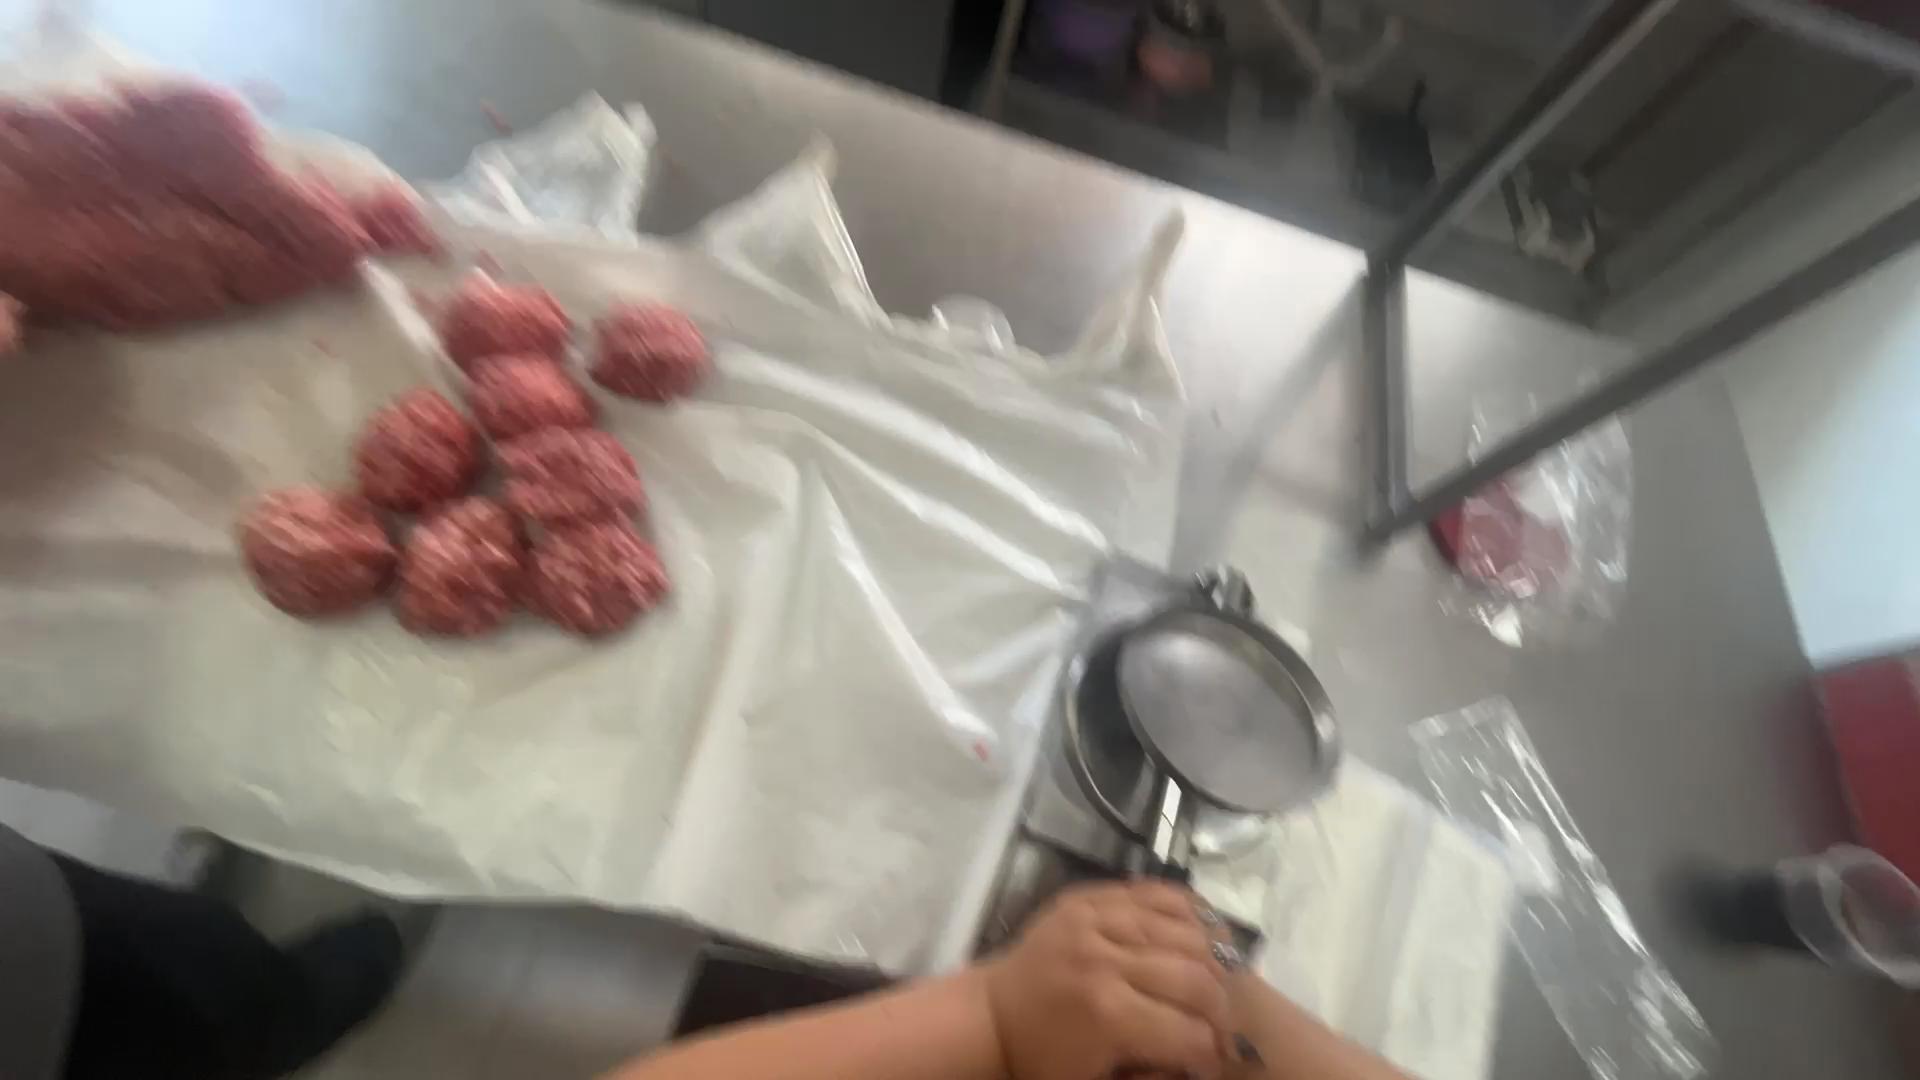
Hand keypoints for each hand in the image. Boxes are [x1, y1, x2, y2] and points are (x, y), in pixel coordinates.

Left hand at [983, 881, 1234, 1079]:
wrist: (994, 1015)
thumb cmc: (1047, 1060)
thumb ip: (1158, 1070)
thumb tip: (1209, 1056)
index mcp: (1108, 1015)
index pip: (1191, 1032)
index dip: (1214, 1052)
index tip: (1220, 1059)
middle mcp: (1105, 958)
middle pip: (1193, 975)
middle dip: (1221, 1005)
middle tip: (1225, 1021)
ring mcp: (1095, 918)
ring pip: (1179, 926)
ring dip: (1211, 954)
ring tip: (1220, 976)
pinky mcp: (1087, 896)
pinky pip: (1150, 892)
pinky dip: (1184, 908)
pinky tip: (1200, 926)